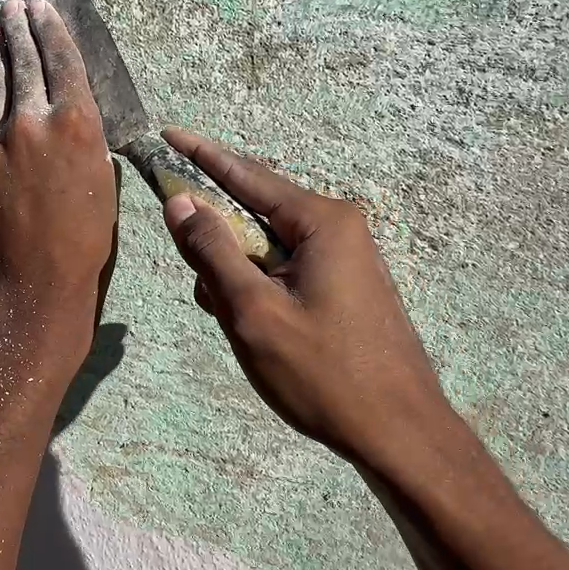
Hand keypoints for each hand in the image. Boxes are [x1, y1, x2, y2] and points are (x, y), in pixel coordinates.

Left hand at [0, 0, 116, 392]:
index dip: (52, 29)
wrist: (33, 280)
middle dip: (20, 28)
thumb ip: (81, 134)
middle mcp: (33, 120)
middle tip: (15, 5)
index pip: (63, 60)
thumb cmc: (85, 236)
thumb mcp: (101, 175)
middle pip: (25, 61)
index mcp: (78, 123)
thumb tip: (65, 107)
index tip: (43, 8)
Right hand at [160, 128, 453, 467]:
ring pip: (266, 247)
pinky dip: (259, 289)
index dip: (200, 155)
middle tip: (206, 291)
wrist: (402, 436)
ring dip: (237, 275)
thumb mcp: (252, 311)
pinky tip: (256, 328)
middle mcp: (337, 228)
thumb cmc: (324, 373)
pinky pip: (285, 269)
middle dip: (217, 242)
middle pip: (254, 214)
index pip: (246, 174)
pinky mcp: (345, 285)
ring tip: (235, 323)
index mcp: (321, 222)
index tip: (166, 134)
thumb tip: (179, 201)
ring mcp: (345, 258)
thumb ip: (212, 250)